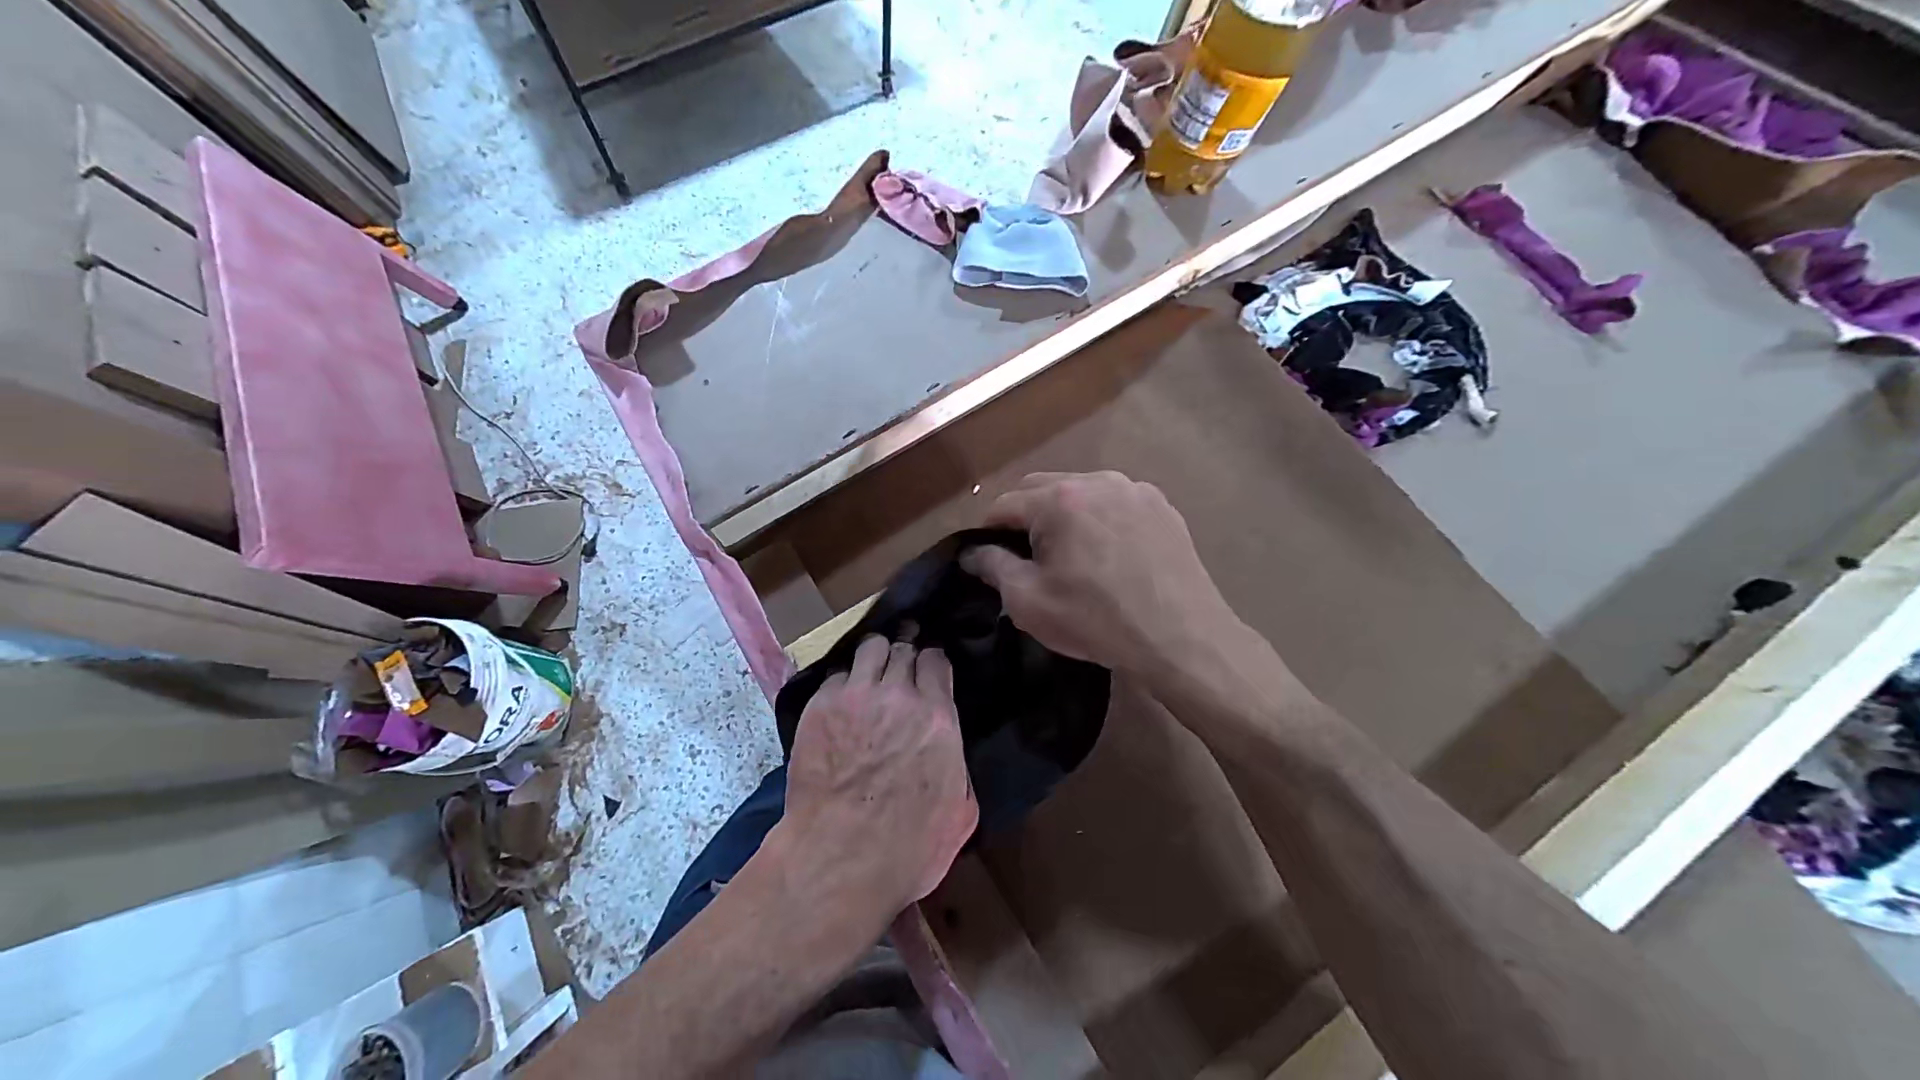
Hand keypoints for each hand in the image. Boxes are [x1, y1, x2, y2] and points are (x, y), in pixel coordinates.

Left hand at [780, 636, 976, 918]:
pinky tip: (843, 696)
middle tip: (900, 665)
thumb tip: (949, 755)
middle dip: (904, 652)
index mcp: (938, 718)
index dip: (932, 662)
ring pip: (869, 648)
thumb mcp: (961, 811)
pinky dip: (844, 681)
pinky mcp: (820, 707)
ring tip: (872, 669)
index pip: (937, 661)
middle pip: (903, 648)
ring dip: (874, 655)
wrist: (842, 858)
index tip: (928, 670)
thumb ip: (958, 767)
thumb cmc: (909, 847)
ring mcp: (856, 696)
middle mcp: (899, 695)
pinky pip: (836, 675)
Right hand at [961, 471, 1242, 681]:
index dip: (988, 532)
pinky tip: (1109, 555)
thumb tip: (972, 552)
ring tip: (1071, 556)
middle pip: (1042, 489)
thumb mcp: (1029, 602)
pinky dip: (1101, 520)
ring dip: (1065, 516)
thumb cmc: (1097, 621)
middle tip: (1029, 559)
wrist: (1182, 639)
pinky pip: (1116, 504)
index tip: (989, 560)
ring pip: (1082, 492)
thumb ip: (992, 567)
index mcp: (1060, 500)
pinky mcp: (1163, 507)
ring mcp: (1135, 490)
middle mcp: (1098, 481)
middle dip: (1026, 518)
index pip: (1005, 504)